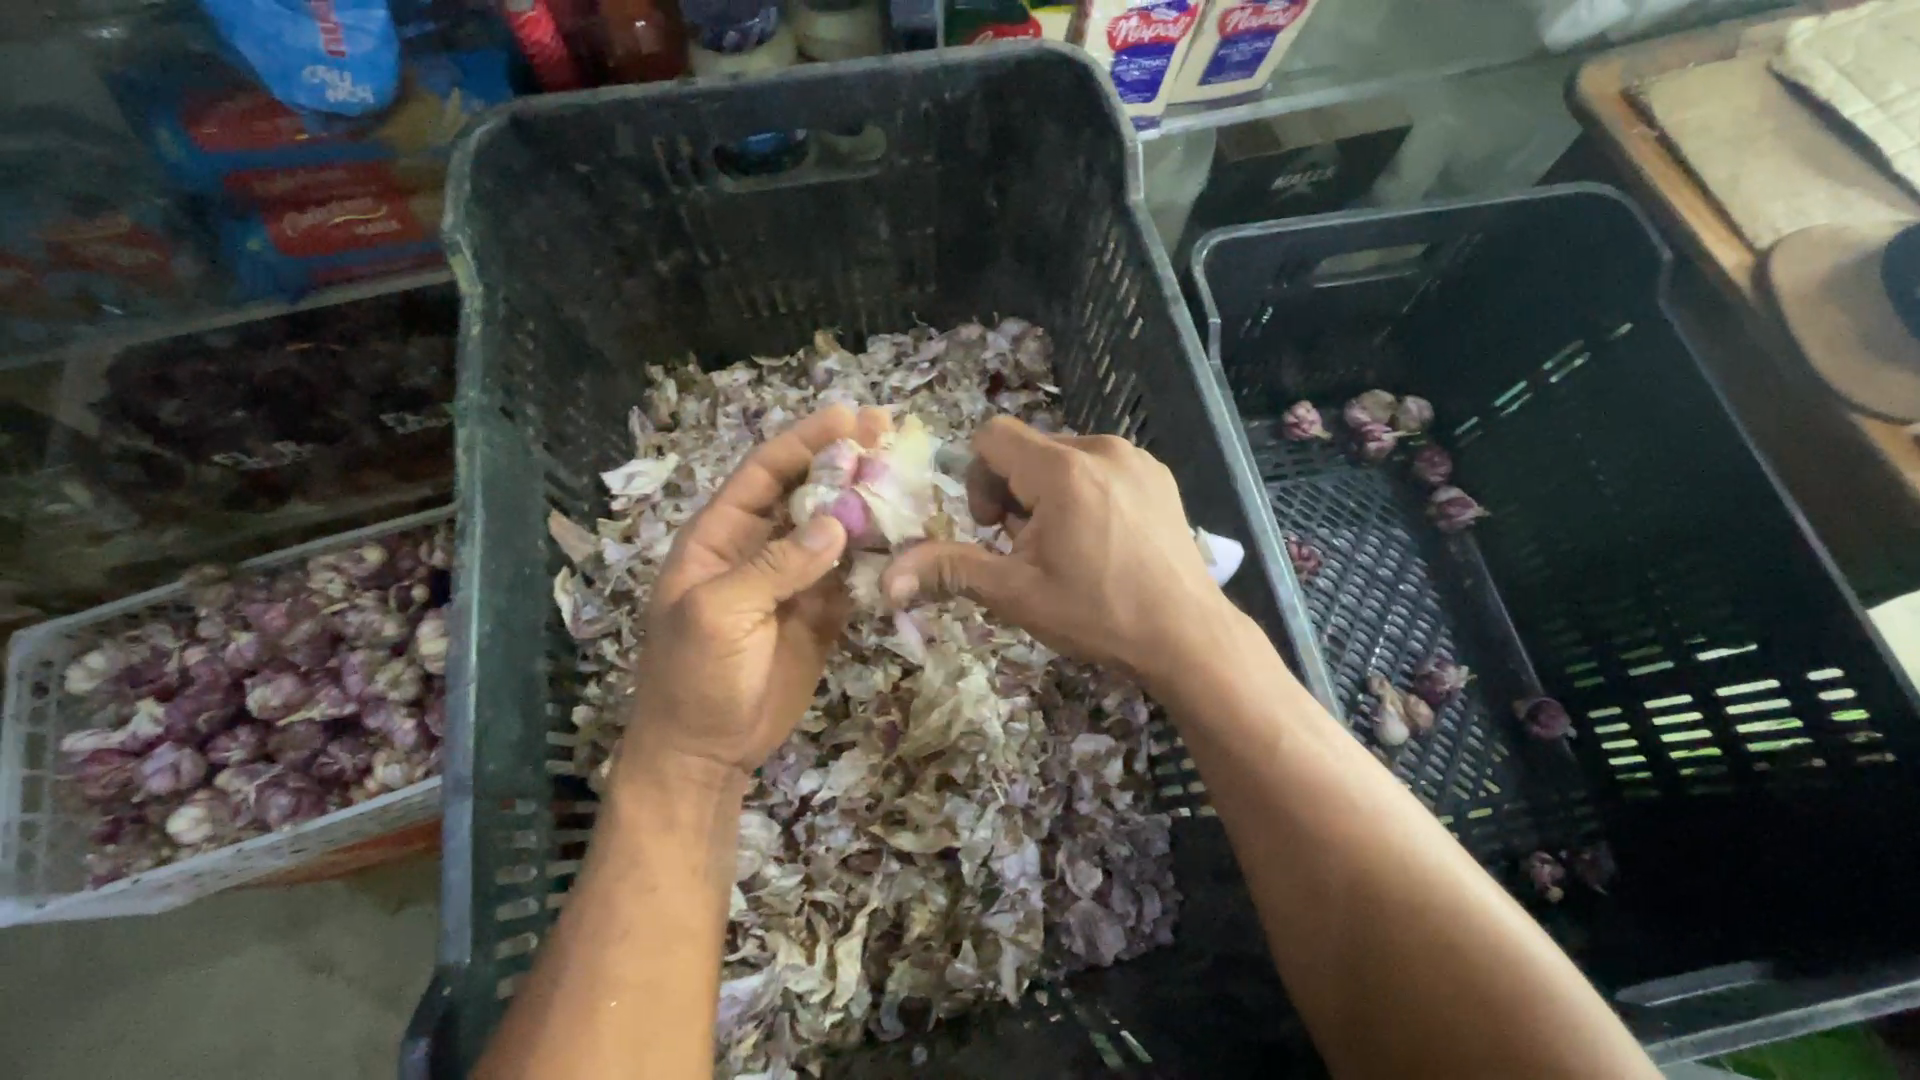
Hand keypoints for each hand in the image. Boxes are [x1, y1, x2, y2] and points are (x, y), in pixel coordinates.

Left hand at [617, 405, 891, 780]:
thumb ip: (775, 567)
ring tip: (912, 481)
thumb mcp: (721, 615)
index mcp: (720, 537)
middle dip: (846, 463)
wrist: (705, 751)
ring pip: (836, 532)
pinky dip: (880, 559)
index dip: (805, 441)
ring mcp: (794, 581)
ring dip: (869, 507)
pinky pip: (854, 576)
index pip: (765, 473)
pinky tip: (909, 540)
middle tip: (893, 434)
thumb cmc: (695, 677)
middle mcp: (759, 548)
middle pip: (806, 492)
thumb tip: (836, 524)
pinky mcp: (822, 613)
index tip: (850, 416)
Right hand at [880, 416, 1238, 687]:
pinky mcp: (1159, 476)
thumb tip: (886, 580)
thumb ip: (950, 570)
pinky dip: (1086, 496)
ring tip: (1070, 550)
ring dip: (1049, 496)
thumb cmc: (1097, 614)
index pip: (991, 436)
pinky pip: (1101, 469)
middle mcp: (1101, 448)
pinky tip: (1103, 543)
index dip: (978, 479)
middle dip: (1014, 494)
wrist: (1187, 636)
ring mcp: (1136, 460)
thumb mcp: (1015, 593)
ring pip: (1064, 460)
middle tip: (1032, 549)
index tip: (995, 529)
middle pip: (1028, 450)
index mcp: (1062, 469)